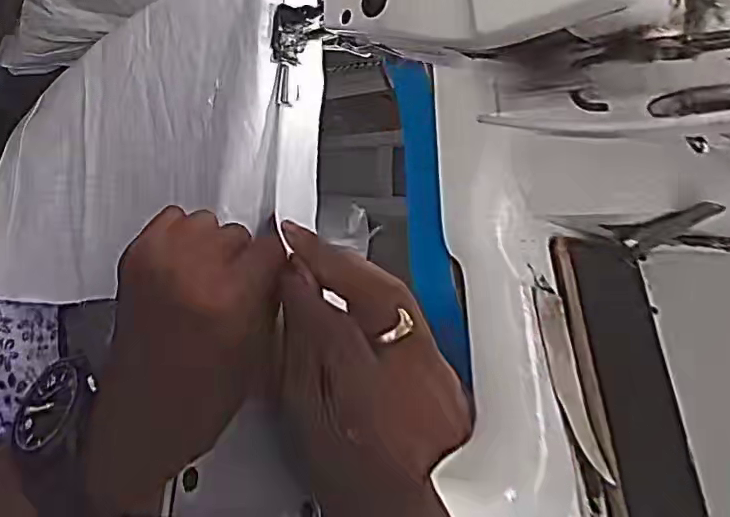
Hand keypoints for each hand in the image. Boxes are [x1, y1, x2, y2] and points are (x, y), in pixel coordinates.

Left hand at [82, 206, 285, 514]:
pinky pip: (170, 219)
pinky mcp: (136, 256)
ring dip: (208, 245)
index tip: (268, 271)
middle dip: (240, 259)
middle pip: (237, 233)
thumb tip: (277, 266)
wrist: (141, 416)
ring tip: (203, 277)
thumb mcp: (255, 354)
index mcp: (230, 297)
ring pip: (205, 221)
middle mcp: (194, 271)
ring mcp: (161, 260)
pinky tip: (180, 266)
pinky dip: (178, 237)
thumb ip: (269, 299)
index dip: (271, 264)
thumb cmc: (194, 401)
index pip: (269, 247)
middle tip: (231, 286)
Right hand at [276, 221, 471, 516]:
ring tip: (322, 255)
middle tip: (299, 240)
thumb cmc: (365, 480)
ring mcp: (433, 364)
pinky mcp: (444, 367)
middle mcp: (409, 368)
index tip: (285, 242)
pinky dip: (374, 287)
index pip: (327, 307)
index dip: (302, 269)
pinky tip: (355, 287)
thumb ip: (299, 348)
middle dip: (332, 257)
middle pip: (369, 287)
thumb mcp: (309, 414)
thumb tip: (293, 294)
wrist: (421, 513)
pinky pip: (404, 306)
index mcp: (367, 385)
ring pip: (391, 291)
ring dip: (353, 267)